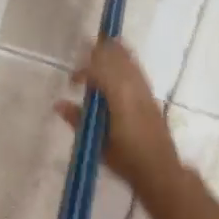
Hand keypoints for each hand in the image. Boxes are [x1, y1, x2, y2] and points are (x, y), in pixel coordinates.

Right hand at [55, 41, 180, 191]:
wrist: (159, 169)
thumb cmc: (126, 160)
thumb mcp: (97, 143)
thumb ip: (79, 120)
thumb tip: (58, 104)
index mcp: (120, 99)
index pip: (100, 71)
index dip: (85, 70)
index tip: (72, 80)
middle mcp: (134, 89)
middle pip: (117, 59)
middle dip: (100, 53)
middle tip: (83, 51)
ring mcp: (145, 91)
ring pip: (129, 62)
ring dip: (113, 55)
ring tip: (99, 50)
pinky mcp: (151, 97)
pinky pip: (136, 71)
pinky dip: (124, 64)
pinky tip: (117, 67)